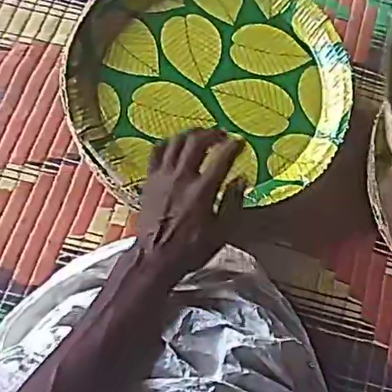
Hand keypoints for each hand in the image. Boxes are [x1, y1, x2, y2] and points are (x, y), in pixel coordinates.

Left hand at [127, 129, 245, 283]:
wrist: (155, 258)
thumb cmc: (191, 249)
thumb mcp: (221, 232)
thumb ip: (233, 203)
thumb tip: (242, 180)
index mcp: (202, 191)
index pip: (222, 158)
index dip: (234, 146)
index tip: (240, 142)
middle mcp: (182, 178)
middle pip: (197, 142)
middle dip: (212, 133)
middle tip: (222, 135)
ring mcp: (162, 176)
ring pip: (175, 142)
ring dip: (191, 134)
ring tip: (201, 136)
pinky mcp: (149, 180)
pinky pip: (157, 152)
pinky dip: (168, 143)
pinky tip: (175, 145)